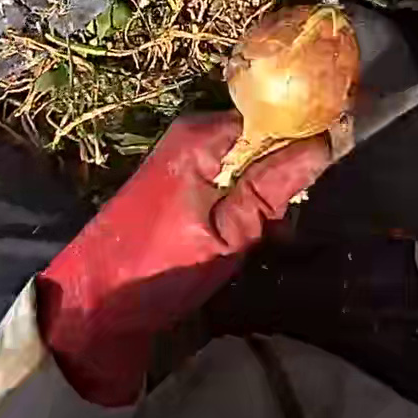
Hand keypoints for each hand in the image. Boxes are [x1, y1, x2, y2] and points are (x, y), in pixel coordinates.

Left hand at [37, 113, 333, 405]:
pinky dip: (245, 198)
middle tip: (285, 221)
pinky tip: (244, 234)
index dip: (303, 136)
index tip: (324, 170)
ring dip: (265, 192)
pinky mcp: (183, 175)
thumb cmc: (160, 267)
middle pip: (263, 135)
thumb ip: (273, 188)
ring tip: (265, 235)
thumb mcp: (228, 233)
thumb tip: (323, 144)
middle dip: (283, 173)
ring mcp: (187, 153)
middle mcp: (195, 132)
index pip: (272, 114)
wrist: (94, 303)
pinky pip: (231, 173)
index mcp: (204, 135)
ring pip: (250, 158)